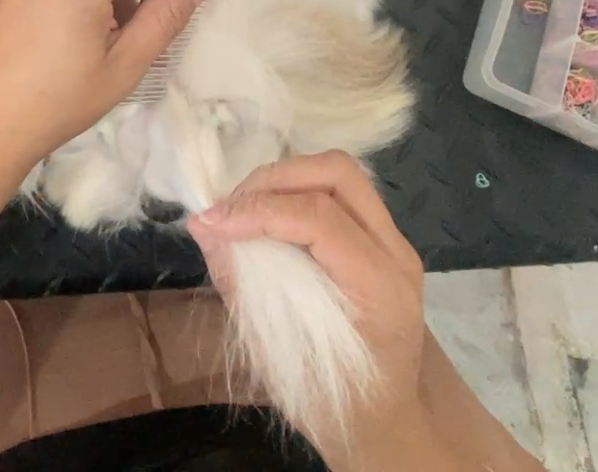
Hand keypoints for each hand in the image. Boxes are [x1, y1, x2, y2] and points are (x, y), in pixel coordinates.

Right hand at [187, 152, 428, 453]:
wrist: (387, 426)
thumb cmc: (336, 406)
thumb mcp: (278, 358)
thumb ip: (240, 286)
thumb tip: (200, 226)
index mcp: (381, 290)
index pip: (321, 219)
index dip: (260, 210)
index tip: (213, 221)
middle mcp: (396, 254)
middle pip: (337, 173)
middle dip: (274, 179)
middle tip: (229, 207)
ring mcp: (392, 240)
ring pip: (338, 171)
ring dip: (283, 178)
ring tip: (243, 207)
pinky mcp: (378, 236)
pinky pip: (335, 190)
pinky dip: (293, 190)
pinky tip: (264, 215)